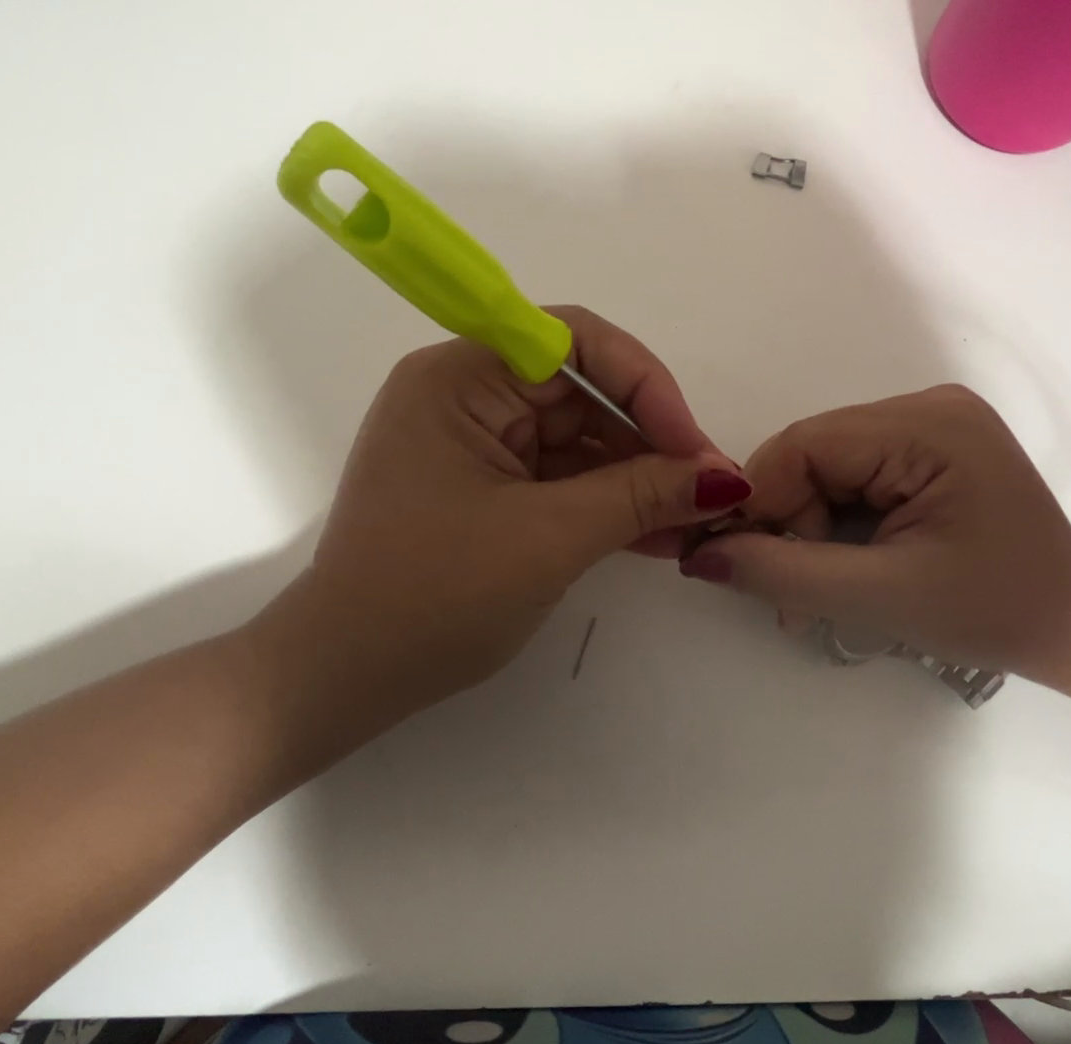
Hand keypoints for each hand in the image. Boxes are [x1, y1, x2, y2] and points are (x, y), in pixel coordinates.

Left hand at [248, 306, 750, 739]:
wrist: (348, 675)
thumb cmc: (434, 595)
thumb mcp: (547, 538)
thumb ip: (639, 495)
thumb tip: (722, 477)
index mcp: (459, 378)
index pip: (572, 341)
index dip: (644, 383)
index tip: (691, 447)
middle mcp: (463, 398)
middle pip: (580, 394)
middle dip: (649, 443)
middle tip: (709, 497)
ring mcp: (472, 448)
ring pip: (575, 444)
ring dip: (635, 482)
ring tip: (694, 526)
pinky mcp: (482, 494)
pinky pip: (557, 482)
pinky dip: (604, 507)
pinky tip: (656, 537)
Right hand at [679, 386, 1070, 683]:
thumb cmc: (992, 611)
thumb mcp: (880, 596)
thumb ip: (784, 573)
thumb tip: (699, 556)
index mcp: (928, 427)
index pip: (805, 446)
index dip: (757, 501)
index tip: (731, 562)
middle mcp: (926, 410)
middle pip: (812, 457)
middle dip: (786, 524)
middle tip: (781, 594)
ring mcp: (929, 430)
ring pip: (824, 472)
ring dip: (805, 531)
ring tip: (812, 594)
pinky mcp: (927, 456)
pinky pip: (850, 482)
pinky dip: (831, 528)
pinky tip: (839, 569)